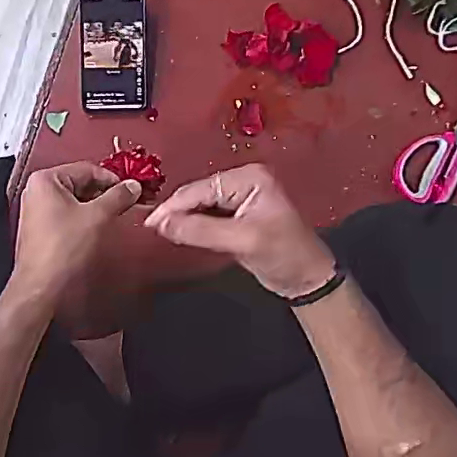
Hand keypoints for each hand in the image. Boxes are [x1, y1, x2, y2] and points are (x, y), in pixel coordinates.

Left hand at [12, 162, 143, 303]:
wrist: (42, 285)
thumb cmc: (61, 249)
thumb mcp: (97, 216)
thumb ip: (118, 196)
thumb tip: (132, 186)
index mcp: (46, 180)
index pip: (87, 169)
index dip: (112, 179)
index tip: (130, 188)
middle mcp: (37, 191)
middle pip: (81, 183)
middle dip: (105, 193)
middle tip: (126, 201)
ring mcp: (37, 210)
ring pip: (76, 199)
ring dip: (97, 206)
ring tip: (114, 215)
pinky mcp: (42, 227)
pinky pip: (68, 213)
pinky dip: (85, 217)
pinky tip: (98, 227)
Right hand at [143, 164, 335, 298]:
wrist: (307, 279)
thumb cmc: (284, 254)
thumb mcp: (242, 241)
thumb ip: (200, 231)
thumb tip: (160, 224)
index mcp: (250, 177)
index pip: (202, 187)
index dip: (174, 205)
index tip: (149, 222)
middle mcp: (245, 180)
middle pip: (199, 193)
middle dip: (177, 211)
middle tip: (151, 229)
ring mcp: (242, 196)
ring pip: (201, 204)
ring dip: (183, 218)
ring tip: (160, 232)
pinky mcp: (238, 214)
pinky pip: (208, 215)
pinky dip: (194, 225)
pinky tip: (180, 234)